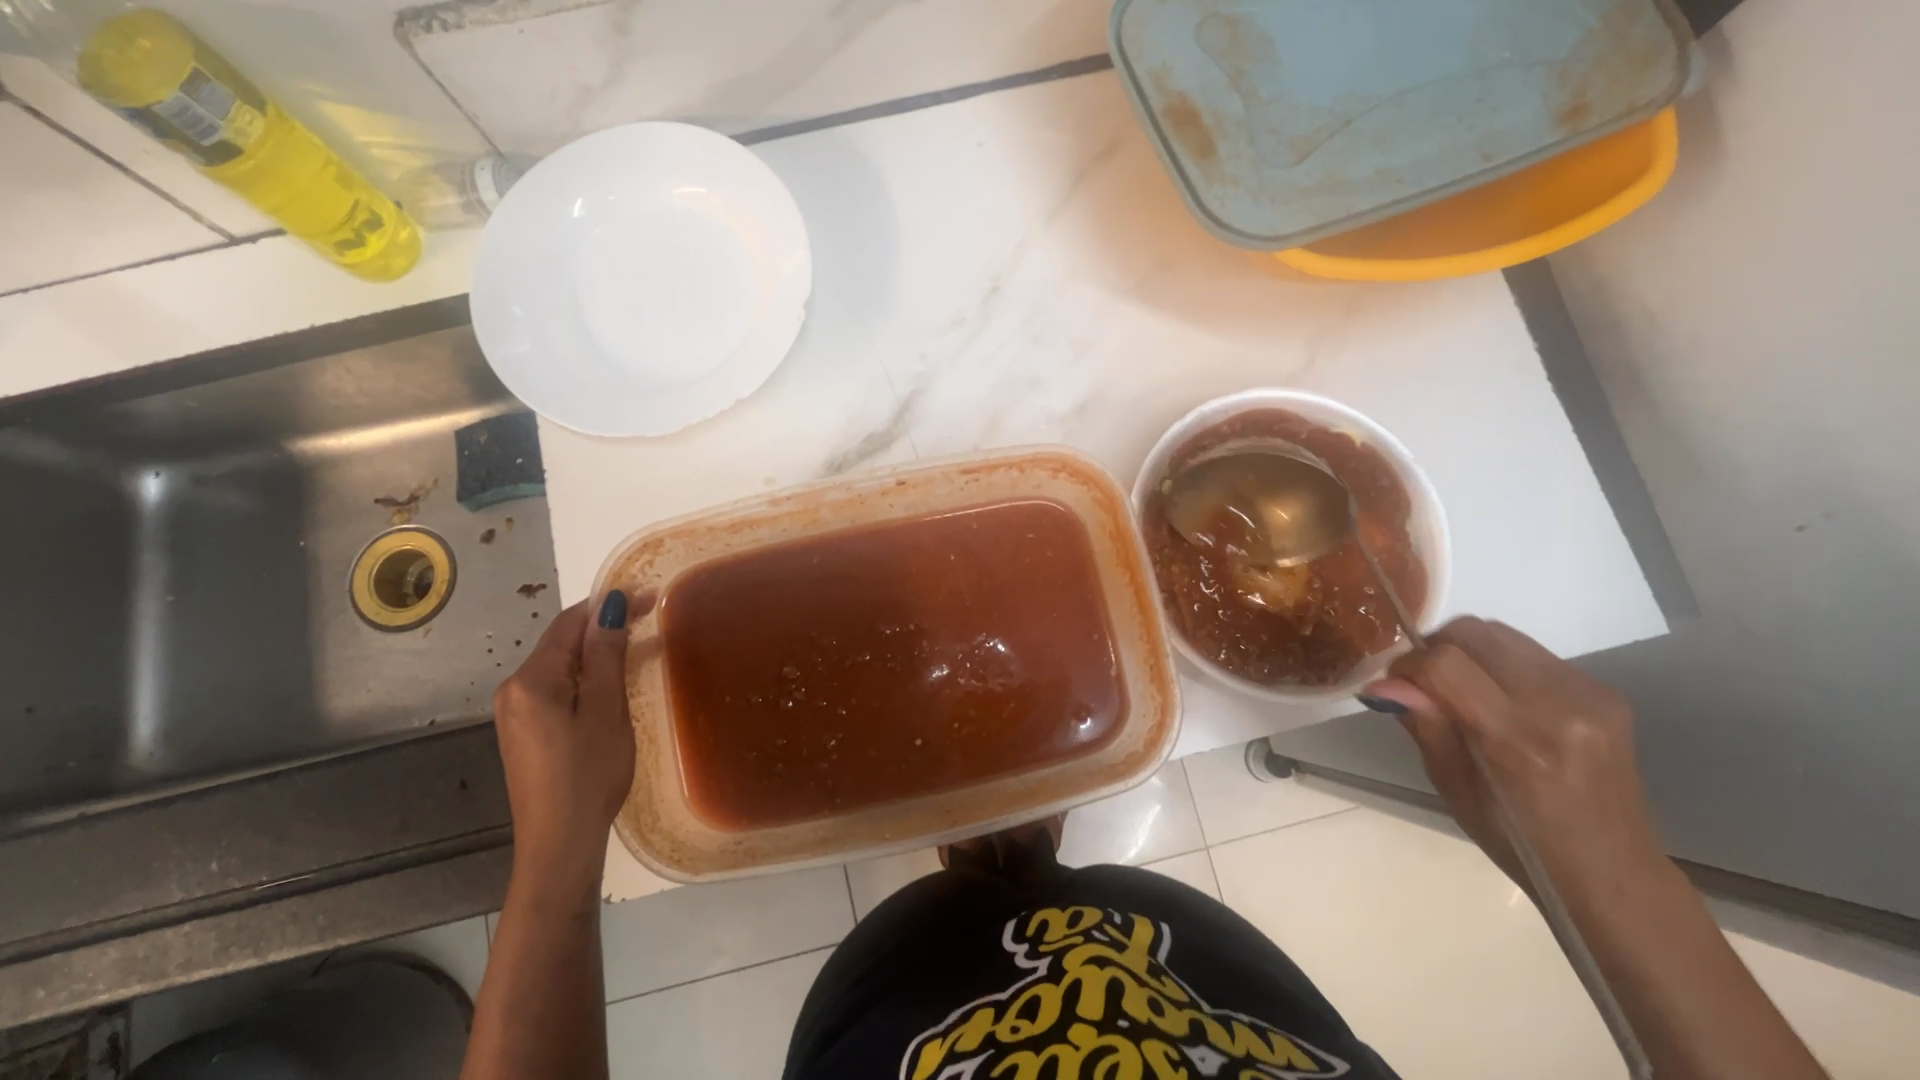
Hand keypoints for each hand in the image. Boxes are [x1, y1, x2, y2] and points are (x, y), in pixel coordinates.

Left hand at [492, 590, 640, 888]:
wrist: (559, 841)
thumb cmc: (589, 774)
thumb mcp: (605, 711)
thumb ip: (605, 655)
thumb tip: (610, 605)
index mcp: (531, 680)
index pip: (570, 623)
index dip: (608, 605)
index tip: (650, 598)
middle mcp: (513, 689)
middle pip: (561, 642)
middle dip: (603, 627)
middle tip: (650, 621)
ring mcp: (514, 712)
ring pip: (559, 666)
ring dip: (595, 653)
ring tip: (637, 649)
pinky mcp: (523, 731)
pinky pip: (555, 688)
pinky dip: (584, 678)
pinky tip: (608, 686)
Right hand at [1362, 617, 1663, 892]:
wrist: (1612, 870)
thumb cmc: (1521, 843)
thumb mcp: (1454, 790)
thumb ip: (1424, 726)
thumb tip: (1381, 684)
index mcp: (1519, 742)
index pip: (1446, 663)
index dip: (1409, 666)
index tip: (1395, 687)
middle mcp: (1560, 705)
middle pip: (1474, 633)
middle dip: (1436, 649)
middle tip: (1424, 685)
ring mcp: (1589, 693)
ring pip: (1502, 635)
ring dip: (1468, 654)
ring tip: (1462, 693)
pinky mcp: (1604, 690)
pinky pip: (1532, 654)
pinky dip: (1500, 666)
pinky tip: (1502, 703)